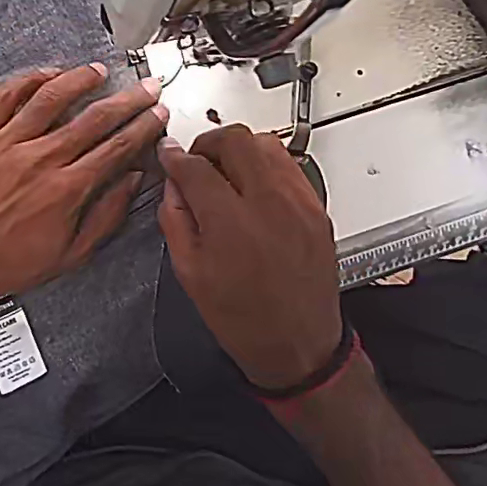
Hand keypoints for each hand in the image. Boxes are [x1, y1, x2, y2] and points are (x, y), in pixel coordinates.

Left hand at [0, 63, 166, 354]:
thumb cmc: (7, 264)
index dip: (144, 126)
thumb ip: (107, 215)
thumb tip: (132, 182)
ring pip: (51, 97)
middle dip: (128, 98)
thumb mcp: (70, 254)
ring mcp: (7, 145)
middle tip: (145, 86)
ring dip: (81, 79)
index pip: (117, 146)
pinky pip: (5, 97)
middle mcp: (40, 160)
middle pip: (95, 117)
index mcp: (66, 190)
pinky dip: (28, 80)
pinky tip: (46, 75)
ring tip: (99, 70)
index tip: (157, 114)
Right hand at [157, 125, 341, 389]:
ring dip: (239, 149)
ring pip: (266, 144)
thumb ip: (175, 219)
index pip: (195, 167)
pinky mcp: (317, 209)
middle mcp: (269, 206)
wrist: (297, 345)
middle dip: (207, 143)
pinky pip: (290, 165)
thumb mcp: (189, 272)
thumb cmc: (245, 319)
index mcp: (230, 225)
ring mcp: (299, 204)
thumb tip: (173, 186)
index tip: (169, 156)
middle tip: (196, 159)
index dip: (175, 156)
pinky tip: (253, 184)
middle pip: (235, 140)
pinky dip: (266, 165)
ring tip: (225, 169)